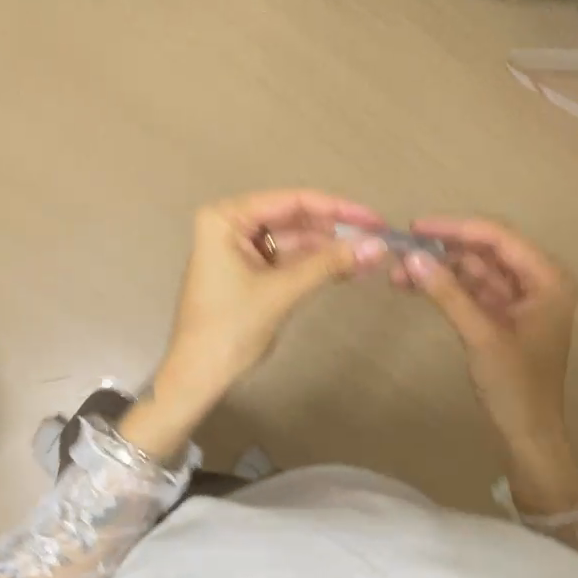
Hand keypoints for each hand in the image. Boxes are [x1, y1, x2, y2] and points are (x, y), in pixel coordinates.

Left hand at [122, 191, 387, 458]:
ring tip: (371, 258)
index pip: (291, 201)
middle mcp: (230, 225)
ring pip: (295, 242)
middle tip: (378, 240)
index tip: (374, 219)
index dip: (337, 209)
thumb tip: (376, 246)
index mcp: (225, 218)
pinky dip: (316, 267)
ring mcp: (239, 250)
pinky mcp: (248, 274)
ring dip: (330, 251)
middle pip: (294, 219)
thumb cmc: (229, 328)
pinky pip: (288, 262)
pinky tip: (348, 270)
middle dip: (336, 232)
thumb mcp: (281, 291)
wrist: (198, 375)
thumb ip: (329, 264)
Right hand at [399, 218, 577, 515]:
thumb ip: (448, 294)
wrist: (529, 434)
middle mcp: (539, 281)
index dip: (455, 228)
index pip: (498, 237)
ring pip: (477, 271)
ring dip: (441, 270)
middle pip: (486, 250)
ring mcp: (522, 299)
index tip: (414, 228)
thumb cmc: (515, 387)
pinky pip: (475, 292)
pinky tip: (418, 287)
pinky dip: (448, 289)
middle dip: (444, 250)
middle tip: (401, 251)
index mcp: (548, 279)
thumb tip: (412, 258)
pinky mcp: (506, 317)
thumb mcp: (481, 336)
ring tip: (399, 274)